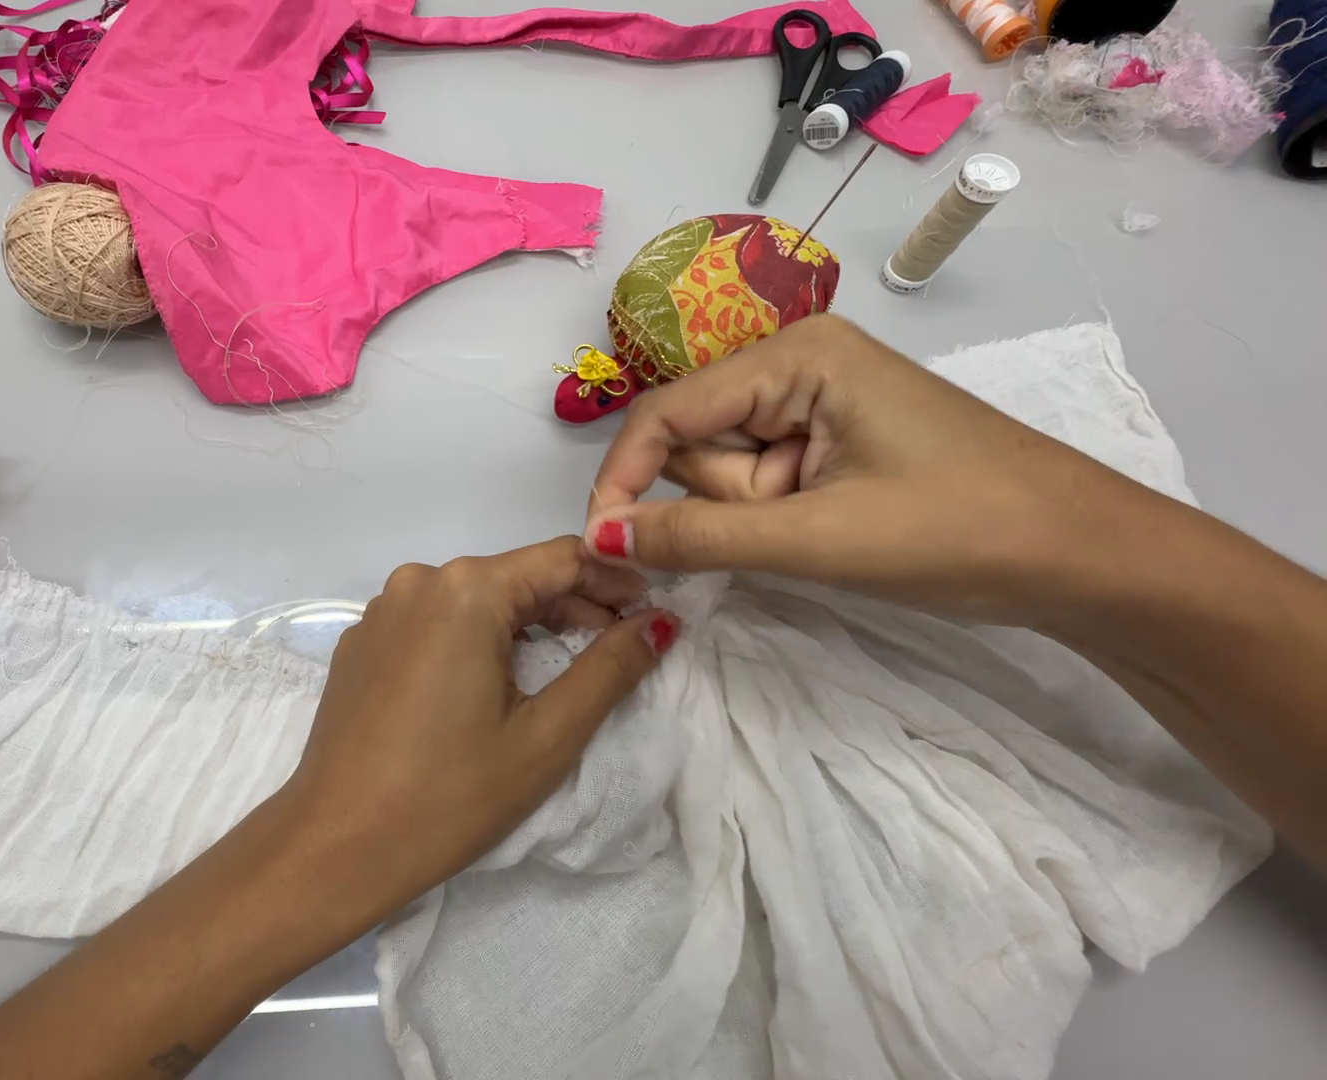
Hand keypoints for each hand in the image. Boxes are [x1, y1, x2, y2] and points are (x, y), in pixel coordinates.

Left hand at [277, 537, 680, 912]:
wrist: (337, 843)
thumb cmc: (450, 794)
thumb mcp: (547, 736)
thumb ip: (610, 669)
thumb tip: (659, 622)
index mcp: (465, 590)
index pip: (561, 559)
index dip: (615, 582)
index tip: (652, 614)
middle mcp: (417, 582)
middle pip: (514, 577)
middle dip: (572, 606)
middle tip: (617, 648)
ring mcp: (381, 611)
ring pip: (472, 599)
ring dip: (523, 624)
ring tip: (561, 666)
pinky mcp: (361, 642)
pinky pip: (432, 622)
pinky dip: (472, 639)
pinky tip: (489, 682)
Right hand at [581, 314, 1176, 625]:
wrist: (1091, 564)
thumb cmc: (960, 534)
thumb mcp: (814, 540)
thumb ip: (695, 537)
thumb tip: (598, 539)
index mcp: (795, 356)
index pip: (665, 413)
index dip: (622, 478)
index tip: (602, 548)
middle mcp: (795, 365)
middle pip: (694, 441)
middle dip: (725, 500)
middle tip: (796, 529)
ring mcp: (812, 402)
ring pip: (722, 469)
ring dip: (750, 514)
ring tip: (827, 528)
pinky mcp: (824, 439)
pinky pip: (755, 482)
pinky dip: (767, 518)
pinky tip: (827, 528)